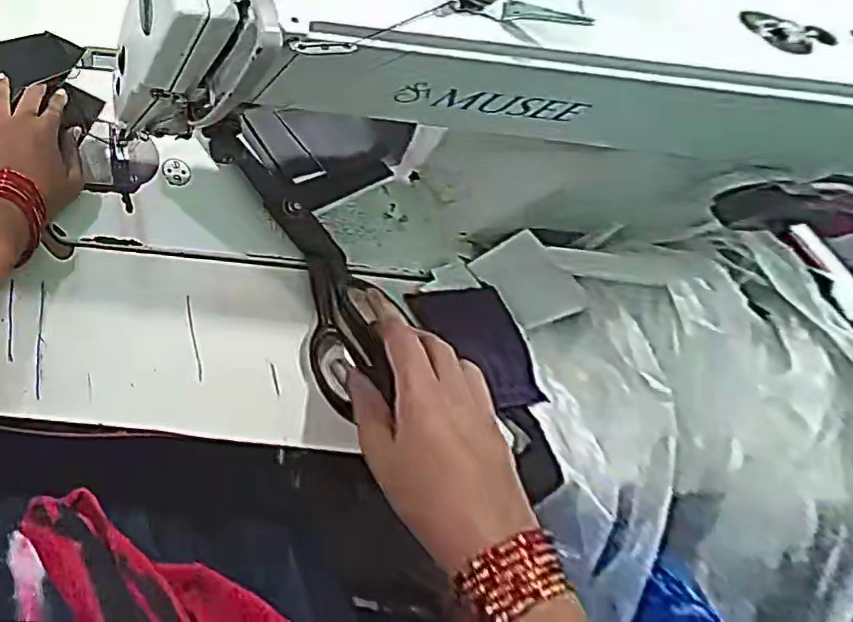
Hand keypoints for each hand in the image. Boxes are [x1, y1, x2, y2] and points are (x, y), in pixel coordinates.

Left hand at [0, 75, 84, 250]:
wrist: (9, 204)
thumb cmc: (39, 195)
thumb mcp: (71, 178)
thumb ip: (74, 154)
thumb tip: (74, 138)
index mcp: (45, 128)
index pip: (55, 106)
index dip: (59, 99)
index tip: (61, 95)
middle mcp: (20, 122)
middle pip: (30, 96)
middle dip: (37, 88)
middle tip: (40, 86)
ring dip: (2, 86)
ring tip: (2, 79)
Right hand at [347, 289, 538, 575]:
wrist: (492, 549)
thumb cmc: (434, 504)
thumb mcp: (378, 452)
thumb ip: (364, 405)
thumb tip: (355, 377)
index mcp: (423, 396)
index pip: (402, 337)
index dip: (382, 314)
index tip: (369, 303)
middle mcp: (458, 397)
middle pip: (435, 342)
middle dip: (407, 330)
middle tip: (384, 331)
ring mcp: (483, 414)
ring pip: (461, 361)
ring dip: (435, 351)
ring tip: (413, 359)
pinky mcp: (497, 432)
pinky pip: (476, 386)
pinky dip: (456, 375)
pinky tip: (443, 392)